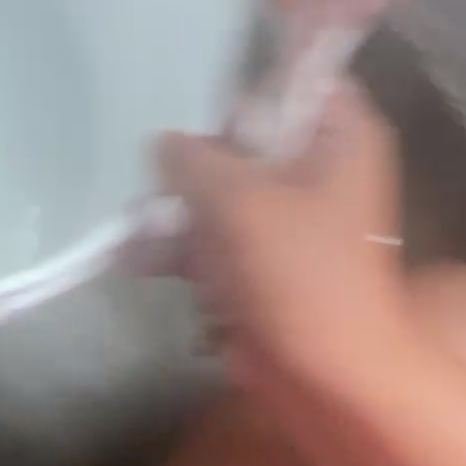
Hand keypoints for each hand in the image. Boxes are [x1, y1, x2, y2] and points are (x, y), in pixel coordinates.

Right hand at [157, 79, 411, 377]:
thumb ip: (195, 163)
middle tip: (147, 186)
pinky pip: (215, 249)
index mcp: (338, 142)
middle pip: (242, 151)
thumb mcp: (242, 203)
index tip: (187, 129)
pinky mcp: (261, 273)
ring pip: (219, 204)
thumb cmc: (298, 277)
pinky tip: (133, 260)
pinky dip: (179, 255)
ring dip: (174, 218)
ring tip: (127, 232)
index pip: (288, 91)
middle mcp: (317, 177)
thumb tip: (161, 145)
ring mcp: (286, 230)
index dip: (235, 106)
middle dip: (189, 174)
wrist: (324, 375)